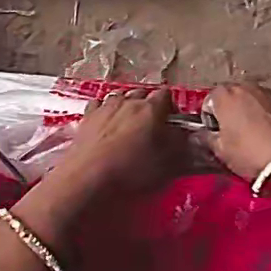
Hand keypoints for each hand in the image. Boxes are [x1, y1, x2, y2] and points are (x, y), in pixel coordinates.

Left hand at [45, 89, 182, 199]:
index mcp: (151, 109)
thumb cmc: (131, 171)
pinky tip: (104, 123)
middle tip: (151, 126)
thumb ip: (178, 147)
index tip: (171, 122)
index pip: (166, 95)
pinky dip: (104, 111)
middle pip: (143, 93)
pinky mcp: (86, 117)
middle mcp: (128, 101)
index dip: (171, 107)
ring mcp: (105, 106)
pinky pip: (98, 105)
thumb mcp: (165, 165)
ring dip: (126, 105)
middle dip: (148, 105)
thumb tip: (184, 137)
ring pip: (120, 96)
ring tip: (128, 124)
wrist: (88, 177)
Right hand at [202, 83, 270, 181]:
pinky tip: (268, 133)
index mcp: (224, 96)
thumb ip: (207, 137)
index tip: (216, 134)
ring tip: (252, 134)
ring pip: (250, 98)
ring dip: (247, 110)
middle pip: (230, 96)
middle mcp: (245, 87)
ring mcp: (267, 92)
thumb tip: (204, 134)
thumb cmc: (251, 154)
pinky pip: (267, 105)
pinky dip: (265, 114)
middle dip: (229, 111)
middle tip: (232, 134)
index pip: (208, 102)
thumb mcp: (220, 151)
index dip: (210, 120)